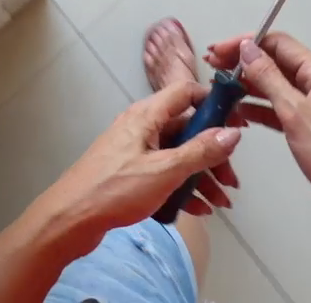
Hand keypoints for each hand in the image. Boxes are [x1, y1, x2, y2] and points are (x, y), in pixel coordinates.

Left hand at [39, 81, 241, 235]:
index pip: (186, 92)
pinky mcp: (132, 171)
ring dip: (201, 175)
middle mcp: (142, 125)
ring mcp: (136, 148)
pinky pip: (165, 172)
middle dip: (212, 153)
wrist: (72, 217)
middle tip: (232, 181)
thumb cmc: (116, 188)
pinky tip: (199, 209)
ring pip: (178, 154)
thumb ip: (200, 151)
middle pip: (186, 128)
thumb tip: (233, 132)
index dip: (213, 102)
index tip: (238, 122)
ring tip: (222, 202)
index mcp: (147, 114)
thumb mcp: (165, 170)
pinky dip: (183, 186)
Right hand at [208, 33, 310, 242]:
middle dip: (244, 63)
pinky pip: (279, 111)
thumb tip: (246, 46)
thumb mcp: (297, 114)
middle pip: (276, 63)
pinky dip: (259, 109)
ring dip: (248, 85)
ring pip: (275, 87)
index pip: (279, 44)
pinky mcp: (310, 133)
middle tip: (211, 68)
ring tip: (219, 89)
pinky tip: (238, 113)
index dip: (246, 43)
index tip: (217, 52)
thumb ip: (269, 78)